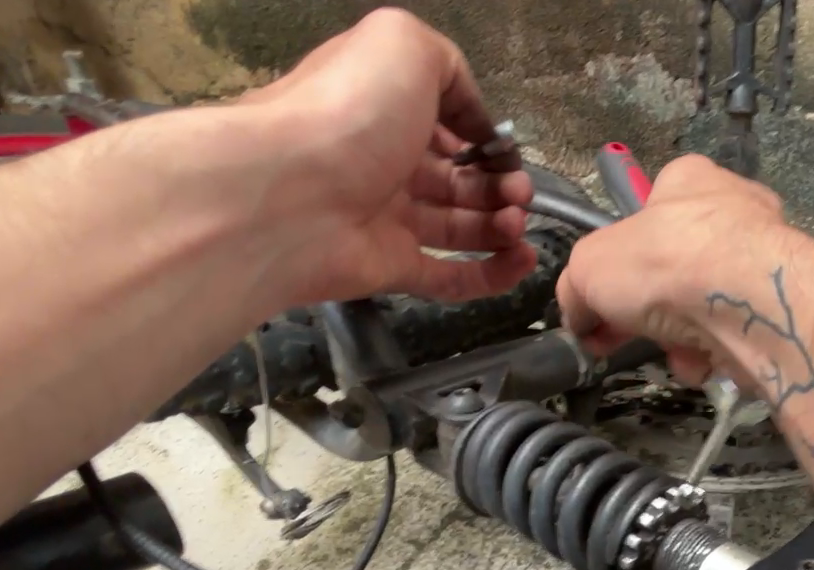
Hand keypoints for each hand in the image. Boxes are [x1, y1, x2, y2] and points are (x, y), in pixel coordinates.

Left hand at [235, 8, 536, 304]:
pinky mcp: (393, 270)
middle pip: (459, 183)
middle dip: (500, 187)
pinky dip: (493, 274)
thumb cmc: (350, 112)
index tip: (507, 153)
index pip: (446, 128)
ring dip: (502, 226)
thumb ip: (449, 68)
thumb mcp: (404, 46)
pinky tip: (524, 262)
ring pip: (461, 229)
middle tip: (520, 195)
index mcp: (384, 111)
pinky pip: (453, 278)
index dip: (484, 142)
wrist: (290, 193)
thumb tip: (474, 120)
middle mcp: (385, 164)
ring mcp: (389, 221)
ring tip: (519, 224)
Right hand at [555, 155, 793, 384]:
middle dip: (650, 312)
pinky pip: (733, 335)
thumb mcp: (589, 267)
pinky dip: (713, 354)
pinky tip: (705, 360)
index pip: (649, 216)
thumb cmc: (665, 263)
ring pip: (704, 309)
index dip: (623, 263)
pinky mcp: (779, 307)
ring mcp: (764, 260)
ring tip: (676, 350)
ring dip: (680, 340)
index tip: (607, 301)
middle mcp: (734, 211)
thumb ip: (575, 291)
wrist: (745, 302)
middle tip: (634, 336)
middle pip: (676, 272)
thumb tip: (579, 319)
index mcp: (688, 181)